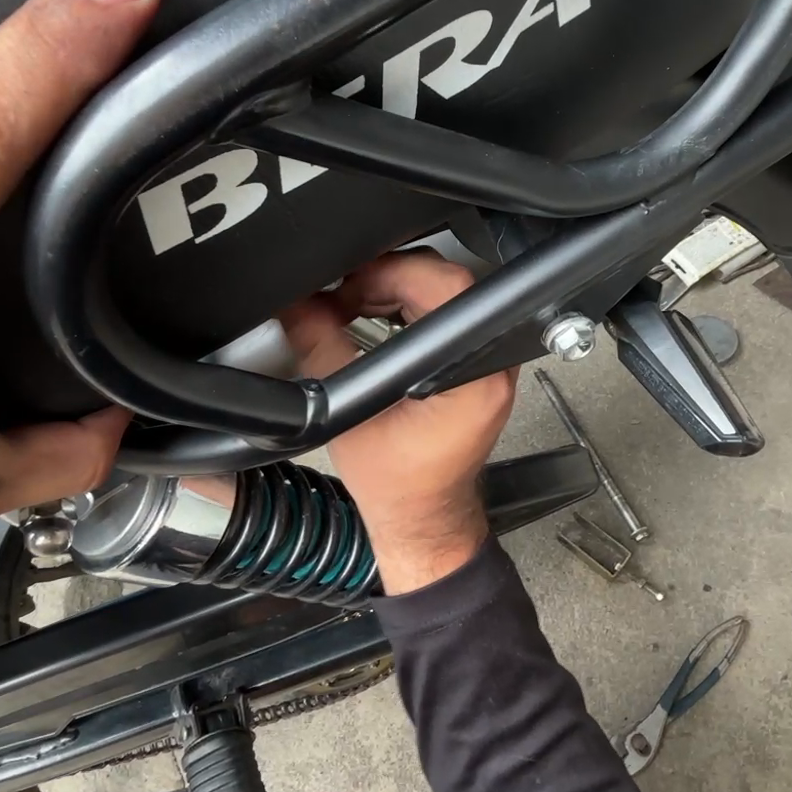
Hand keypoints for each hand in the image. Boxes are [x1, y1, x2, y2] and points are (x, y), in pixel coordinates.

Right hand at [279, 253, 515, 593]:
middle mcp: (493, 365)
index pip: (445, 290)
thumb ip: (323, 353)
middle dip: (386, 278)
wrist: (423, 518)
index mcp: (474, 378)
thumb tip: (299, 306)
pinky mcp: (475, 367)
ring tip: (351, 306)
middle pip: (444, 285)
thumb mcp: (349, 418)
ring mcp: (489, 364)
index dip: (391, 274)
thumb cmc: (399, 485)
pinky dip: (408, 310)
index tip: (350, 285)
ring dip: (394, 291)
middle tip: (342, 296)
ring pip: (444, 296)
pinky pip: (444, 317)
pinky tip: (374, 319)